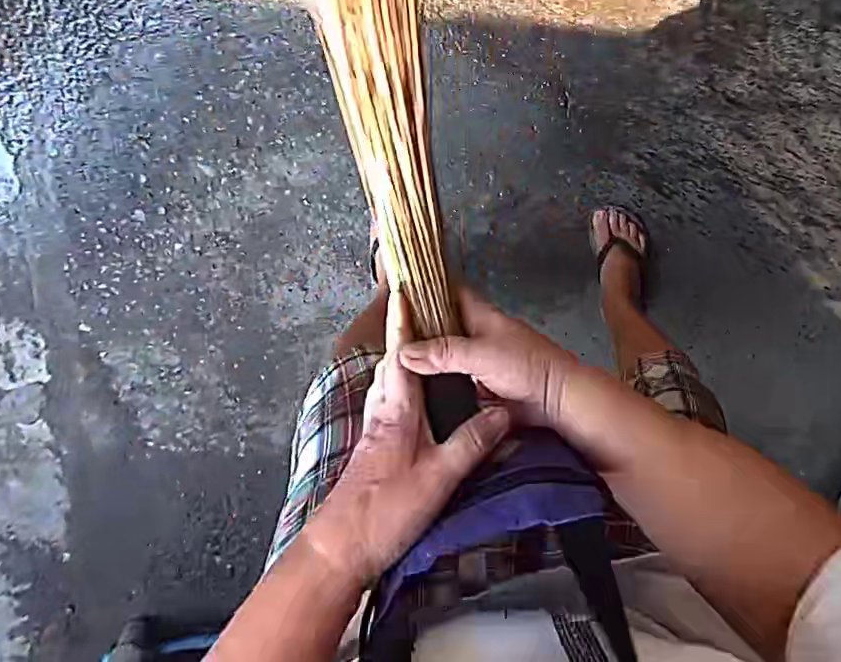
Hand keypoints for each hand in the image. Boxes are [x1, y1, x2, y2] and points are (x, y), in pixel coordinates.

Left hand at [298, 290, 511, 588]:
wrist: (339, 549)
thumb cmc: (384, 511)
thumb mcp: (438, 478)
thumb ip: (471, 444)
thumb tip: (501, 414)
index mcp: (397, 411)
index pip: (400, 355)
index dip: (401, 321)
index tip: (401, 291)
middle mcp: (381, 413)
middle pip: (390, 364)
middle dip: (399, 335)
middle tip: (415, 314)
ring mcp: (373, 431)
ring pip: (385, 383)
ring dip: (397, 360)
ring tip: (415, 349)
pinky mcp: (372, 448)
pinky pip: (385, 402)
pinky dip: (396, 386)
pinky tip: (408, 400)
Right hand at [397, 289, 586, 430]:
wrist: (555, 399)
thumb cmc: (525, 365)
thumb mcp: (480, 354)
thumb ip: (443, 353)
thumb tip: (403, 352)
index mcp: (480, 314)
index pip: (449, 290)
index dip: (427, 286)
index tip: (401, 289)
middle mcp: (477, 332)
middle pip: (443, 323)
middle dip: (419, 326)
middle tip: (388, 333)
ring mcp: (479, 358)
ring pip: (446, 351)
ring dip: (426, 356)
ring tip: (393, 359)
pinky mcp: (480, 383)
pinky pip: (452, 377)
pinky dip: (437, 379)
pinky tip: (416, 386)